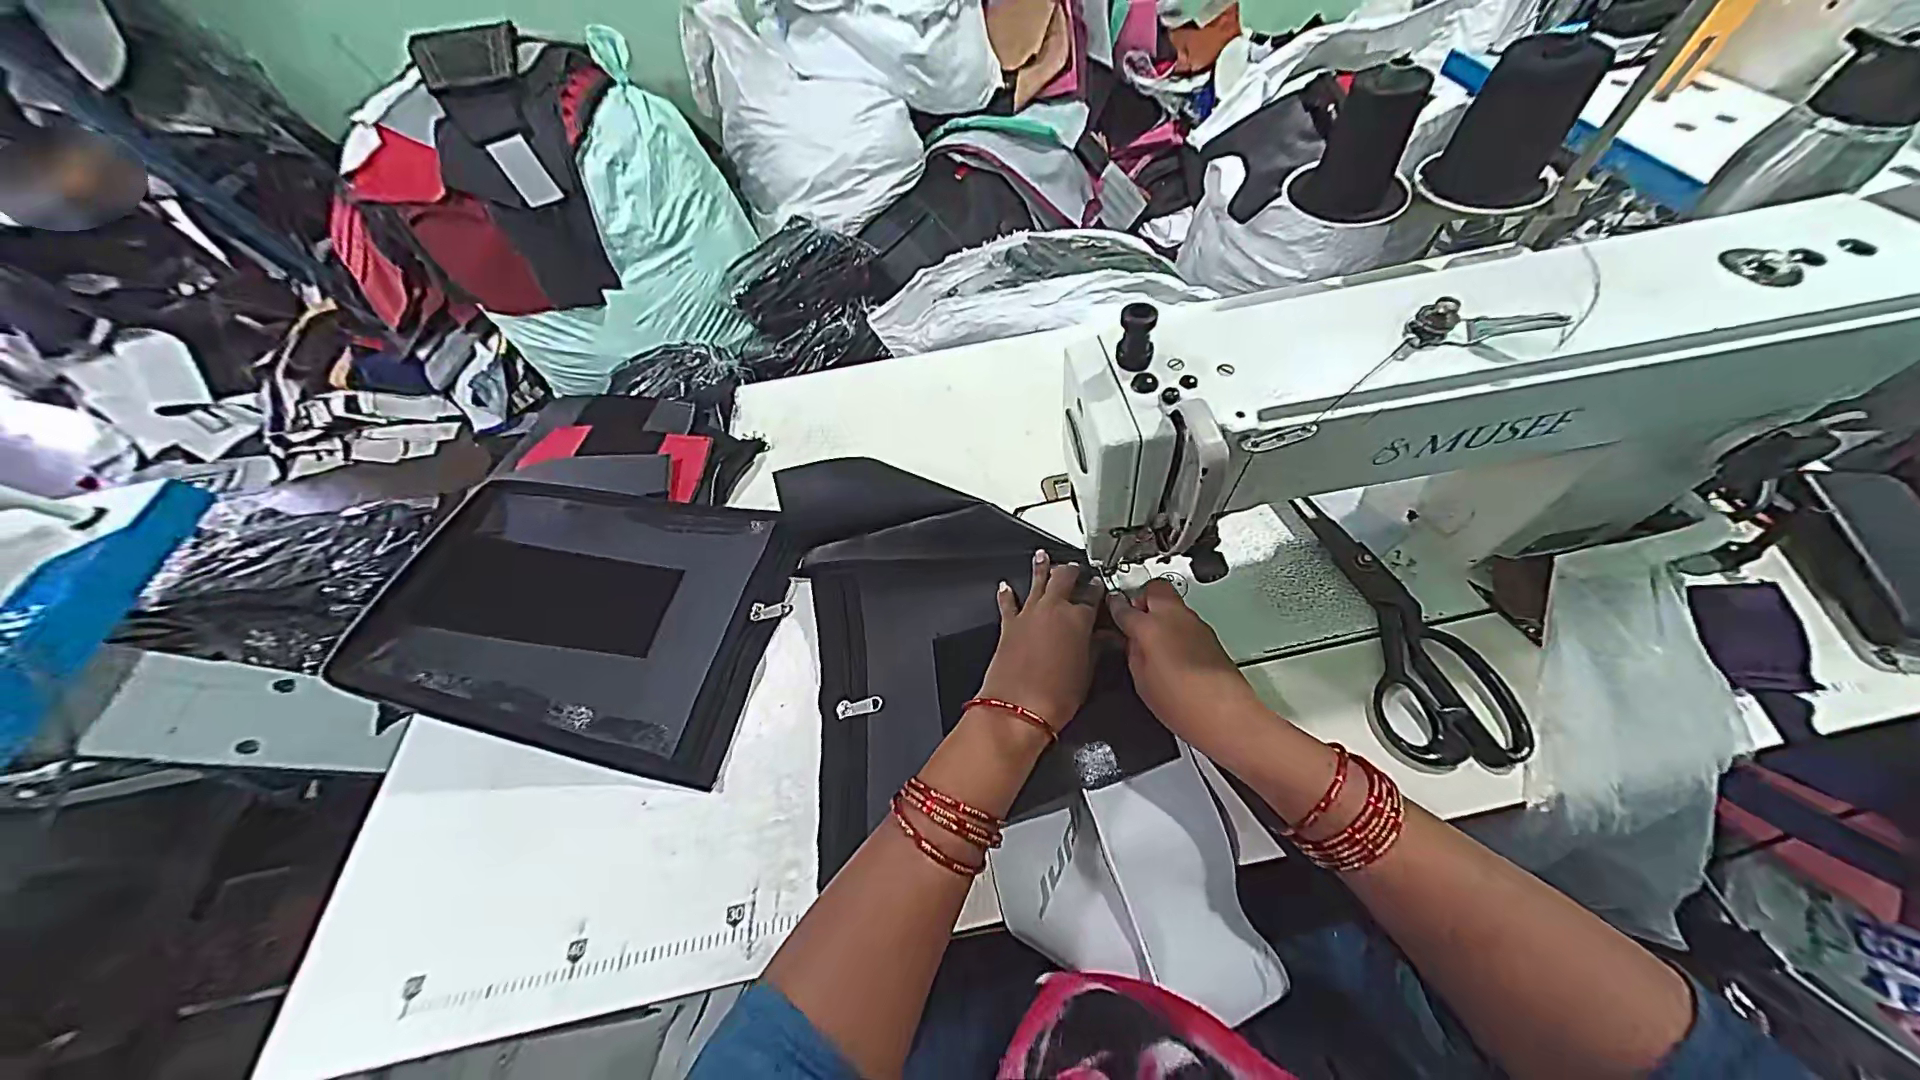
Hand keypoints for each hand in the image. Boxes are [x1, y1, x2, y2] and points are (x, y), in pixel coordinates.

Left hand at [976, 550, 1102, 731]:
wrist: (1017, 708)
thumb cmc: (1054, 696)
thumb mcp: (1087, 673)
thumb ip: (1095, 650)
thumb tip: (1102, 641)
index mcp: (1078, 619)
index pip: (1093, 597)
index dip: (1098, 591)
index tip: (1100, 587)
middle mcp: (1053, 610)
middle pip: (1064, 579)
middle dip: (1072, 571)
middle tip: (1077, 568)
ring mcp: (1028, 614)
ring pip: (1036, 582)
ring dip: (1041, 568)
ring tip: (1043, 555)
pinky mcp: (1009, 625)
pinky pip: (1008, 602)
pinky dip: (1007, 593)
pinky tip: (1005, 586)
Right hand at [1107, 578, 1267, 758]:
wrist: (1226, 716)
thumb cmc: (1186, 704)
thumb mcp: (1140, 681)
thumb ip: (1132, 652)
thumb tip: (1132, 642)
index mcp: (1150, 626)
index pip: (1124, 607)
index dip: (1114, 605)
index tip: (1112, 605)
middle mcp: (1175, 618)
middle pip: (1154, 588)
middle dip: (1141, 597)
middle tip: (1134, 614)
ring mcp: (1196, 625)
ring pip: (1173, 603)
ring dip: (1160, 613)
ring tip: (1153, 637)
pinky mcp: (1210, 636)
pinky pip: (1187, 621)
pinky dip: (1176, 627)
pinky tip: (1171, 650)